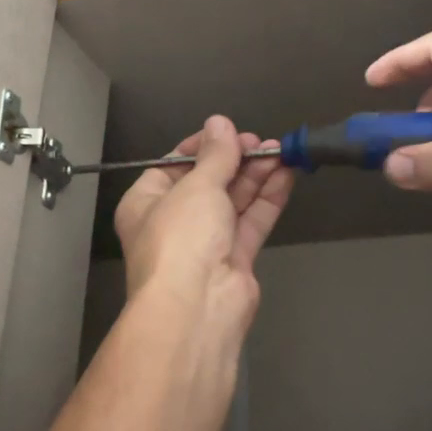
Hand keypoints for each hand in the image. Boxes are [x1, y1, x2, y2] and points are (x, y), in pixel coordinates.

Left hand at [113, 116, 294, 335]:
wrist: (197, 307)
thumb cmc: (181, 237)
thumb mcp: (196, 186)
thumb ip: (215, 155)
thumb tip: (219, 123)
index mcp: (145, 203)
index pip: (172, 166)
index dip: (201, 147)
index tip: (228, 132)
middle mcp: (172, 222)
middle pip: (206, 183)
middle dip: (235, 160)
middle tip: (263, 141)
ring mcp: (204, 243)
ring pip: (232, 202)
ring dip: (255, 176)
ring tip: (281, 152)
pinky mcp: (233, 261)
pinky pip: (250, 222)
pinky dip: (267, 199)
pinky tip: (286, 174)